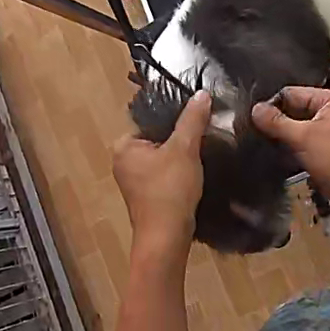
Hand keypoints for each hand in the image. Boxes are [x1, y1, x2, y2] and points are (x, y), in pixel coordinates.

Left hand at [112, 90, 210, 255]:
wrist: (167, 237)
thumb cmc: (170, 189)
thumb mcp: (184, 149)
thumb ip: (193, 120)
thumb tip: (202, 93)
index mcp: (124, 146)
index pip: (153, 122)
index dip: (178, 123)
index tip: (200, 126)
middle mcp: (123, 162)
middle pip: (160, 141)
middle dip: (182, 143)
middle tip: (206, 142)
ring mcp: (134, 183)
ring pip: (165, 161)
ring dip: (183, 161)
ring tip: (204, 159)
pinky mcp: (148, 198)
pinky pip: (166, 178)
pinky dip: (180, 177)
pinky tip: (196, 179)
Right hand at [252, 87, 329, 211]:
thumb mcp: (304, 137)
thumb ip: (277, 122)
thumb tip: (255, 109)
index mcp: (329, 100)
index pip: (291, 94)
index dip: (272, 106)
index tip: (252, 120)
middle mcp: (329, 112)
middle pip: (292, 111)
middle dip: (274, 123)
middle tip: (250, 133)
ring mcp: (327, 132)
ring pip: (295, 130)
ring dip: (280, 138)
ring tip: (258, 144)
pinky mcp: (323, 151)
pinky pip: (301, 145)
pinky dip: (289, 149)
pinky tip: (271, 155)